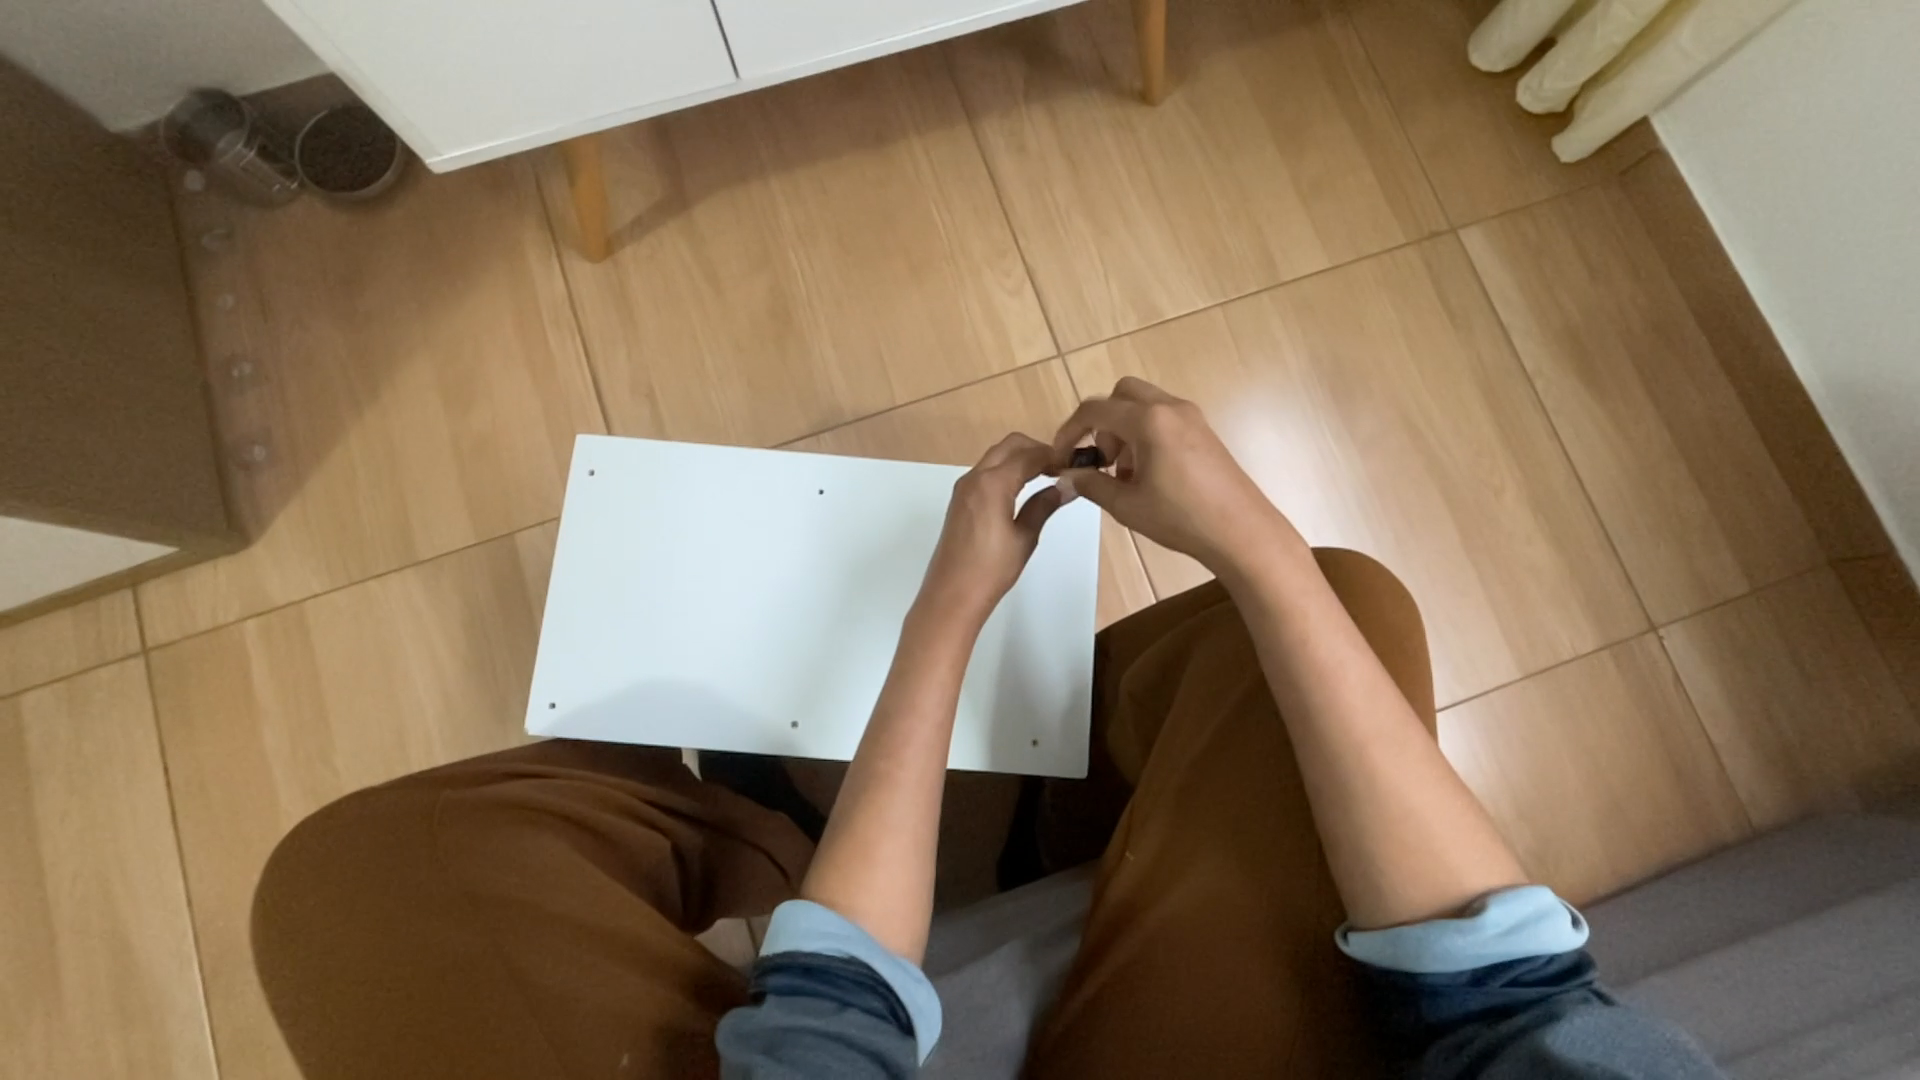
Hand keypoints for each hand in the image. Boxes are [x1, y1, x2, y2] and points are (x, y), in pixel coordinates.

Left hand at [914, 433, 1064, 630]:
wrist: (952, 594)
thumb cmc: (992, 570)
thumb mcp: (1024, 537)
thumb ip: (1043, 506)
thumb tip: (1067, 487)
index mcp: (993, 484)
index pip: (1028, 455)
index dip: (1053, 456)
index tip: (1073, 465)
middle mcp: (975, 478)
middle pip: (1009, 446)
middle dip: (1036, 449)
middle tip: (1059, 468)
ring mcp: (963, 488)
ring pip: (995, 456)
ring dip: (1020, 458)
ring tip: (1045, 477)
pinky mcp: (959, 500)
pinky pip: (985, 472)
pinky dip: (1006, 470)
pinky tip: (1022, 489)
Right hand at [1053, 377, 1298, 574]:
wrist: (1241, 531)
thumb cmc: (1180, 518)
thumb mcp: (1126, 505)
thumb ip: (1092, 484)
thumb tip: (1068, 476)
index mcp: (1148, 421)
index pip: (1095, 410)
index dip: (1069, 431)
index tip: (1060, 458)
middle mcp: (1170, 408)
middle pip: (1121, 394)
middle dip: (1102, 422)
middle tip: (1102, 459)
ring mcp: (1191, 417)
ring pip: (1144, 405)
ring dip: (1124, 429)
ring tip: (1126, 474)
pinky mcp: (1203, 431)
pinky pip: (1163, 418)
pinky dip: (1146, 434)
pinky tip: (1149, 474)